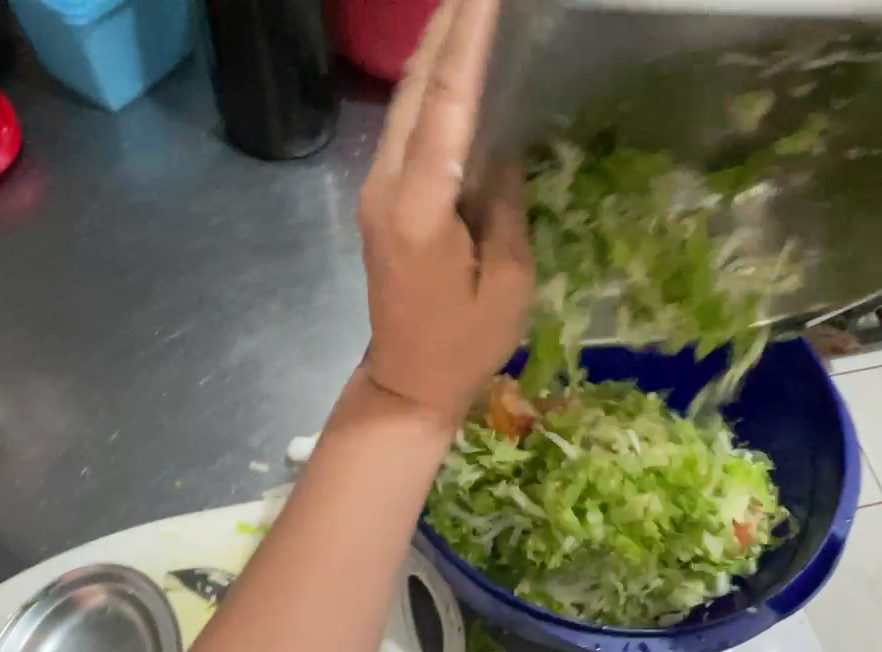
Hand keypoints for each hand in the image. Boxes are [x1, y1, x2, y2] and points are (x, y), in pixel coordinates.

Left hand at [356, 0, 533, 424]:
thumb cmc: (463, 348)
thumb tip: (500, 147)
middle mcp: (386, 186)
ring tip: (470, 6)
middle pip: (416, 88)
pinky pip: (406, 128)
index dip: (470, 41)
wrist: (405, 383)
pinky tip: (450, 64)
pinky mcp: (379, 199)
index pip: (447, 106)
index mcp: (420, 209)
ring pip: (405, 102)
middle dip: (448, 25)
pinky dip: (430, 87)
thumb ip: (504, 208)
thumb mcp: (507, 285)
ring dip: (435, 48)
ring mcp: (375, 190)